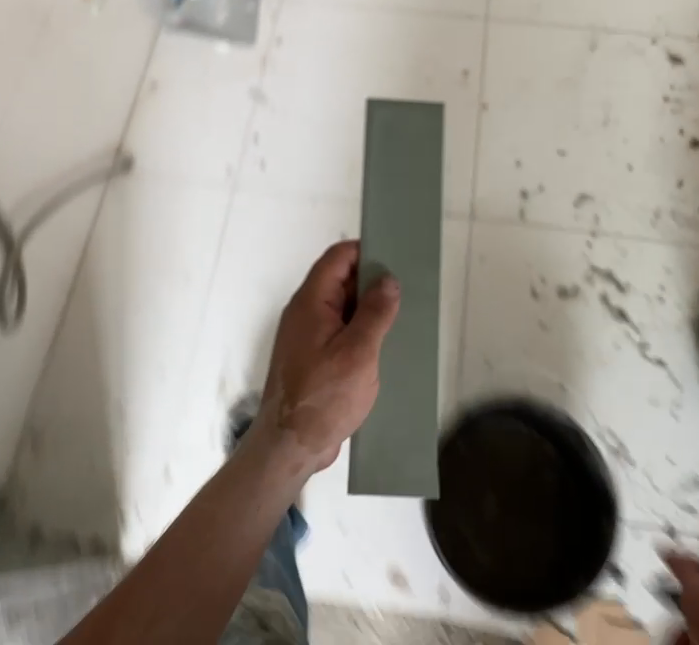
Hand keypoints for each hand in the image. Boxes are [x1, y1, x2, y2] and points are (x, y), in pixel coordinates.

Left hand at [250, 241, 400, 477]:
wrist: (290, 446)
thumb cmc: (324, 396)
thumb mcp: (358, 352)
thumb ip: (375, 312)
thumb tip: (388, 280)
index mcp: (311, 302)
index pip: (338, 257)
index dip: (366, 251)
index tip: (397, 257)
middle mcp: (306, 313)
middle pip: (340, 281)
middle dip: (373, 281)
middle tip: (408, 287)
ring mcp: (308, 337)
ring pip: (343, 309)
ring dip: (369, 310)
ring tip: (404, 315)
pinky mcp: (314, 359)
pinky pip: (340, 333)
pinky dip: (361, 332)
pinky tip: (385, 345)